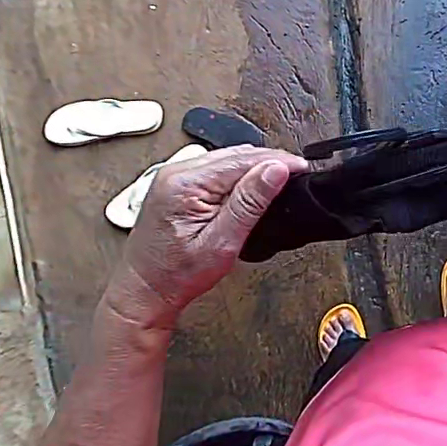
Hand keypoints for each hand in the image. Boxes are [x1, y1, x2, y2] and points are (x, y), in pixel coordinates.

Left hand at [107, 146, 306, 329]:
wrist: (144, 291)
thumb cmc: (176, 275)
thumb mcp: (221, 242)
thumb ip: (249, 203)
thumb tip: (275, 170)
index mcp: (184, 183)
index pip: (242, 159)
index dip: (277, 161)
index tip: (301, 167)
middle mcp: (176, 172)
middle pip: (235, 154)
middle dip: (269, 161)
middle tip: (297, 173)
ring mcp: (174, 176)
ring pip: (227, 159)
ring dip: (254, 166)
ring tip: (279, 180)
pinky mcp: (177, 183)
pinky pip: (215, 168)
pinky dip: (238, 173)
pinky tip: (252, 185)